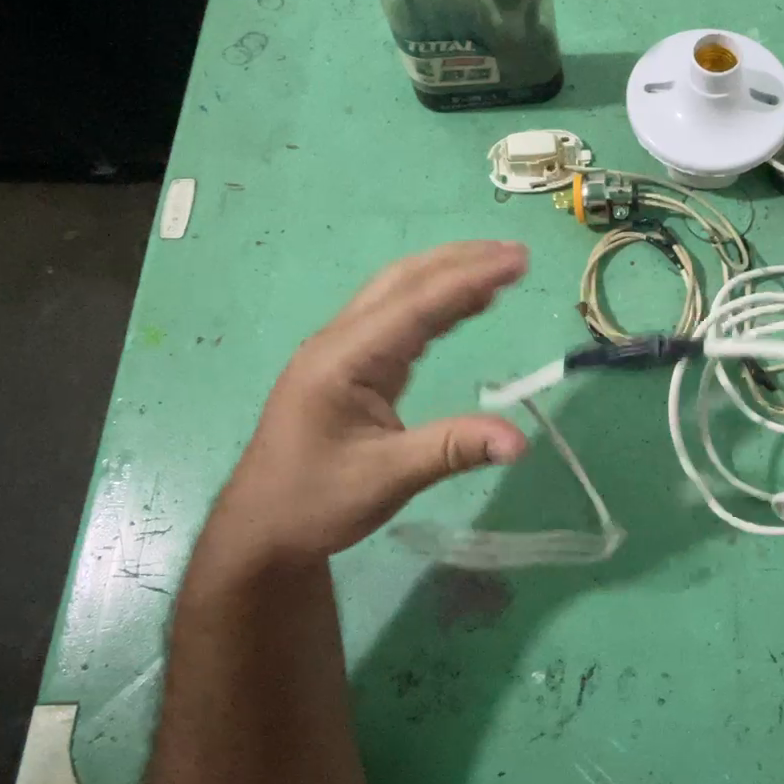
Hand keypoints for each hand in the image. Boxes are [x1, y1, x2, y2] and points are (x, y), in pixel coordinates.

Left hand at [205, 241, 531, 565]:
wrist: (261, 530)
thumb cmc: (315, 502)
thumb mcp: (387, 479)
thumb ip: (454, 450)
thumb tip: (522, 441)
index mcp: (343, 359)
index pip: (416, 305)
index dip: (469, 279)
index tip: (518, 262)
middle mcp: (340, 342)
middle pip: (404, 282)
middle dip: (461, 262)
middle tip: (517, 254)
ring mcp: (343, 351)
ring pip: (400, 294)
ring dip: (450, 277)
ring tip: (502, 268)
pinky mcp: (352, 367)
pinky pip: (399, 320)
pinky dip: (439, 306)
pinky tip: (468, 306)